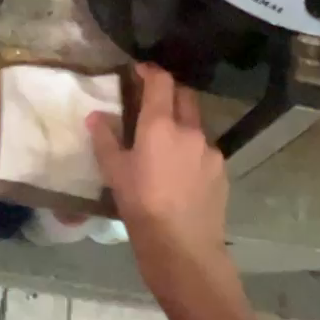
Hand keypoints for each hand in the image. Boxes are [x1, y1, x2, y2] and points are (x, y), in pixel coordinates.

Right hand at [88, 64, 232, 298]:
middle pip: (185, 96)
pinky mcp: (222, 172)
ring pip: (196, 125)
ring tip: (164, 142)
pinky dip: (191, 149)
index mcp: (161, 125)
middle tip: (151, 100)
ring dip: (181, 123)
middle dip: (170, 91)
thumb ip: (105, 140)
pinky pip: (204, 150)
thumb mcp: (114, 173)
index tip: (138, 70)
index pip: (161, 82)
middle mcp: (190, 131)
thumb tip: (96, 117)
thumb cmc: (141, 206)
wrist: (183, 249)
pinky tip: (179, 171)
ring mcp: (211, 151)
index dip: (150, 71)